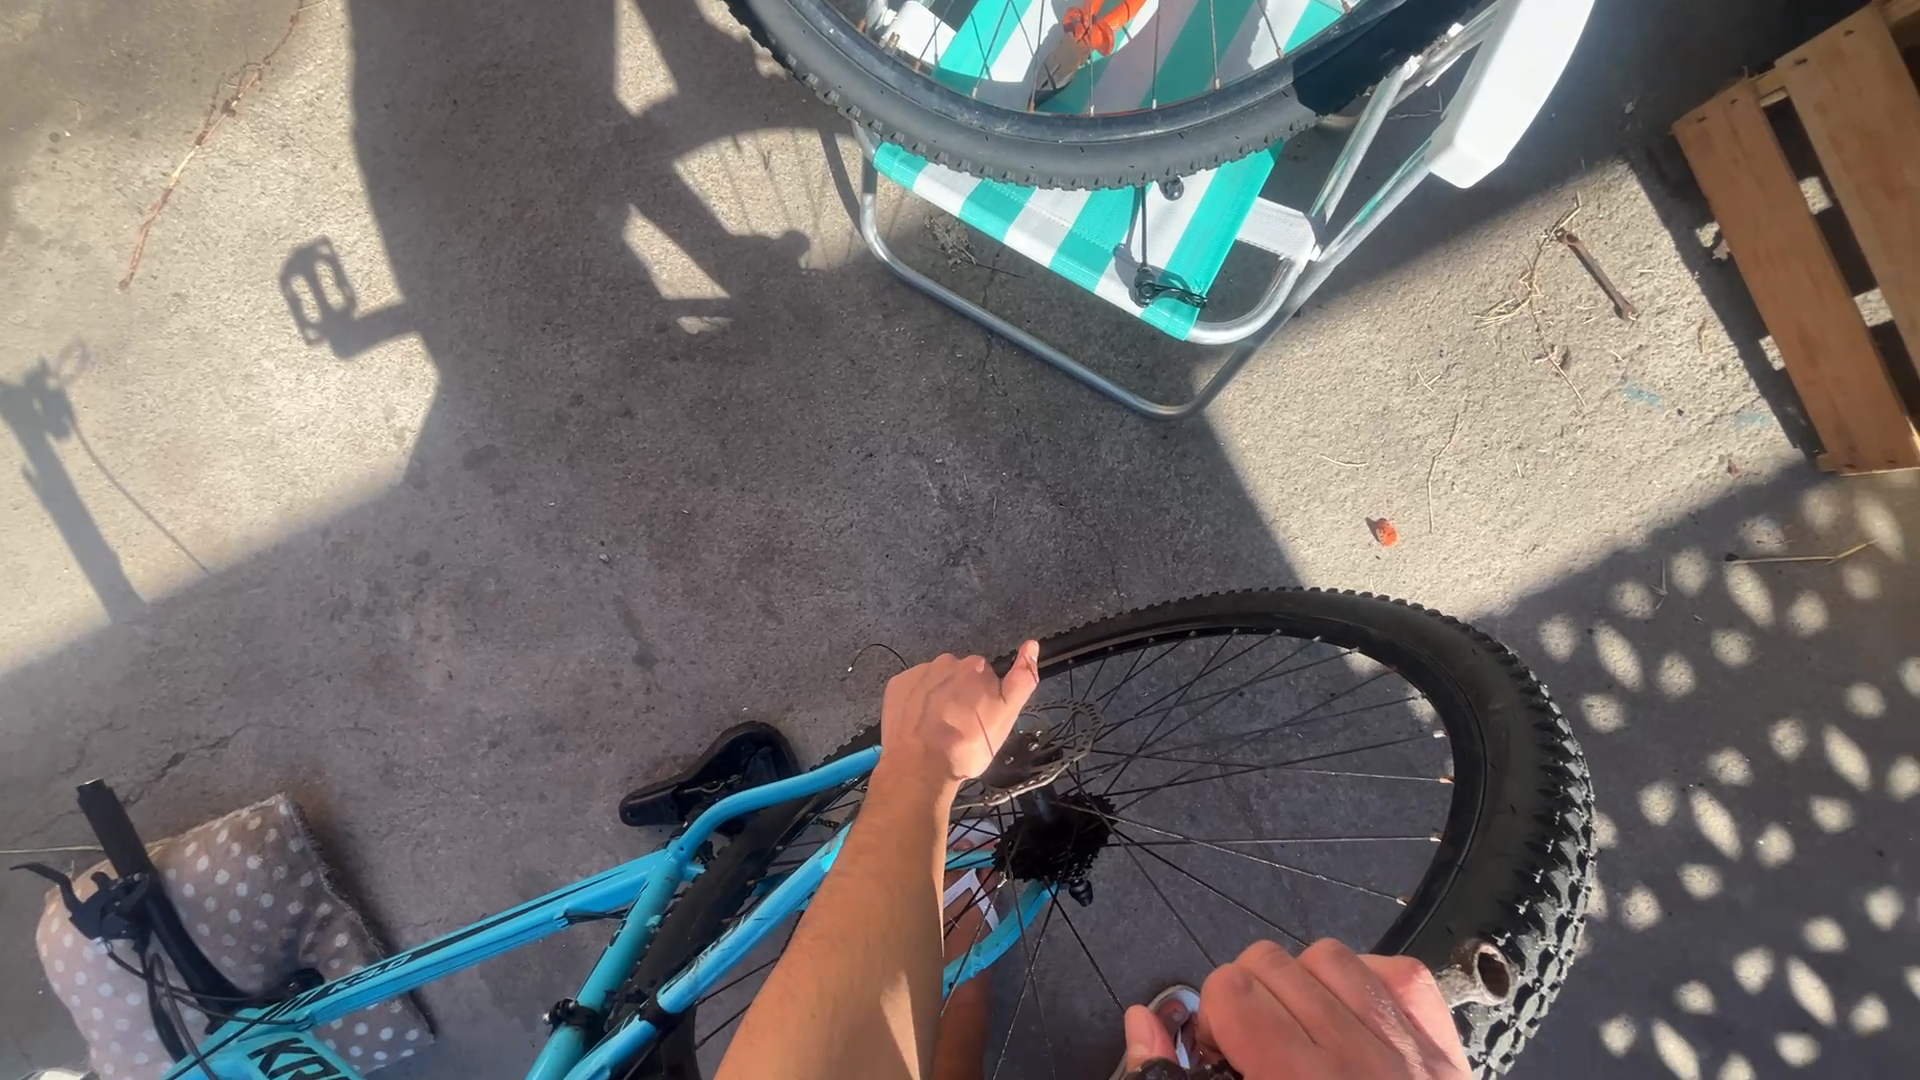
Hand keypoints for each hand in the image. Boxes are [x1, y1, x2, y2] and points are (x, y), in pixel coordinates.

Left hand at [878, 641, 1040, 785]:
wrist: (920, 766)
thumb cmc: (968, 745)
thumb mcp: (1006, 716)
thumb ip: (1022, 679)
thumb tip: (1032, 644)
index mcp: (976, 666)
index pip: (985, 676)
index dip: (984, 698)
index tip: (979, 719)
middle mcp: (946, 661)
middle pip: (959, 676)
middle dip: (960, 696)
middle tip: (960, 726)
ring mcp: (918, 672)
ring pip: (935, 682)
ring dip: (938, 698)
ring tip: (938, 729)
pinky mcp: (896, 685)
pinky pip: (912, 688)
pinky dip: (916, 702)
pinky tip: (918, 724)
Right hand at [1123, 940, 1468, 1078]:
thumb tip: (1140, 1021)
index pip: (1232, 989)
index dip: (1213, 1021)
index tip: (1223, 1057)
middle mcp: (1367, 1067)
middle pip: (1269, 961)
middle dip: (1247, 999)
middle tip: (1256, 1052)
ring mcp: (1417, 1055)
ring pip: (1325, 955)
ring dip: (1302, 987)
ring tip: (1303, 1036)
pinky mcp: (1446, 1049)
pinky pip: (1392, 972)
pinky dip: (1365, 987)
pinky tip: (1352, 1025)